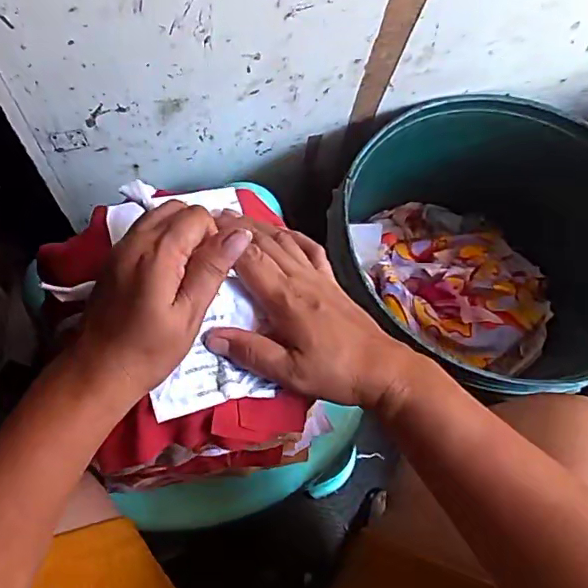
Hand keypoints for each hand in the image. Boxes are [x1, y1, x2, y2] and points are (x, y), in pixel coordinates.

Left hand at [66, 200, 253, 400]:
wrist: (97, 370)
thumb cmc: (148, 351)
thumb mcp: (189, 315)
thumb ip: (212, 269)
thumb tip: (239, 234)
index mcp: (157, 253)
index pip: (198, 215)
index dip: (215, 235)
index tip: (215, 267)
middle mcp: (135, 241)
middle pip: (176, 209)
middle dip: (197, 229)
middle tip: (203, 268)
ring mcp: (119, 248)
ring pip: (157, 216)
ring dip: (178, 232)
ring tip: (186, 271)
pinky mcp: (111, 259)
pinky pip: (142, 231)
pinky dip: (160, 239)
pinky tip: (165, 273)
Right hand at [203, 214, 435, 411]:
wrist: (383, 369)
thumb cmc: (334, 372)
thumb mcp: (288, 372)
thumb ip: (250, 352)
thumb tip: (210, 336)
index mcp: (285, 299)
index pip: (249, 259)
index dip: (226, 240)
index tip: (204, 227)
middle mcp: (300, 279)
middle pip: (265, 243)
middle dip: (237, 227)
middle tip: (211, 216)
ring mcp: (319, 277)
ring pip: (285, 242)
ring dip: (260, 226)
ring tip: (238, 217)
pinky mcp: (332, 281)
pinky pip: (310, 249)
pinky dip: (293, 235)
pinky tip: (284, 231)